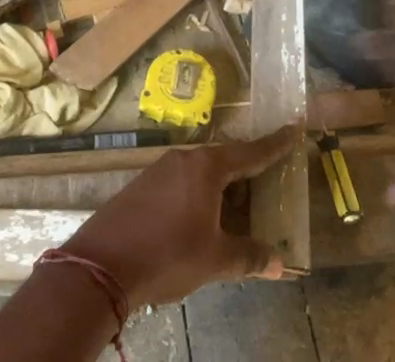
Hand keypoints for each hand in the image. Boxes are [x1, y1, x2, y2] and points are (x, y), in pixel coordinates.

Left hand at [59, 126, 299, 307]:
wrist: (100, 266)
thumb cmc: (167, 255)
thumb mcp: (215, 259)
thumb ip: (249, 256)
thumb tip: (279, 262)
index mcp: (206, 167)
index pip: (250, 152)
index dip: (275, 144)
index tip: (293, 127)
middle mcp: (183, 159)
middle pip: (225, 162)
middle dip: (247, 175)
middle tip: (268, 185)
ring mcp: (157, 172)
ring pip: (200, 175)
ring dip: (221, 191)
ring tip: (237, 213)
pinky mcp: (140, 188)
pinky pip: (180, 185)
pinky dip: (198, 198)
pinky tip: (200, 223)